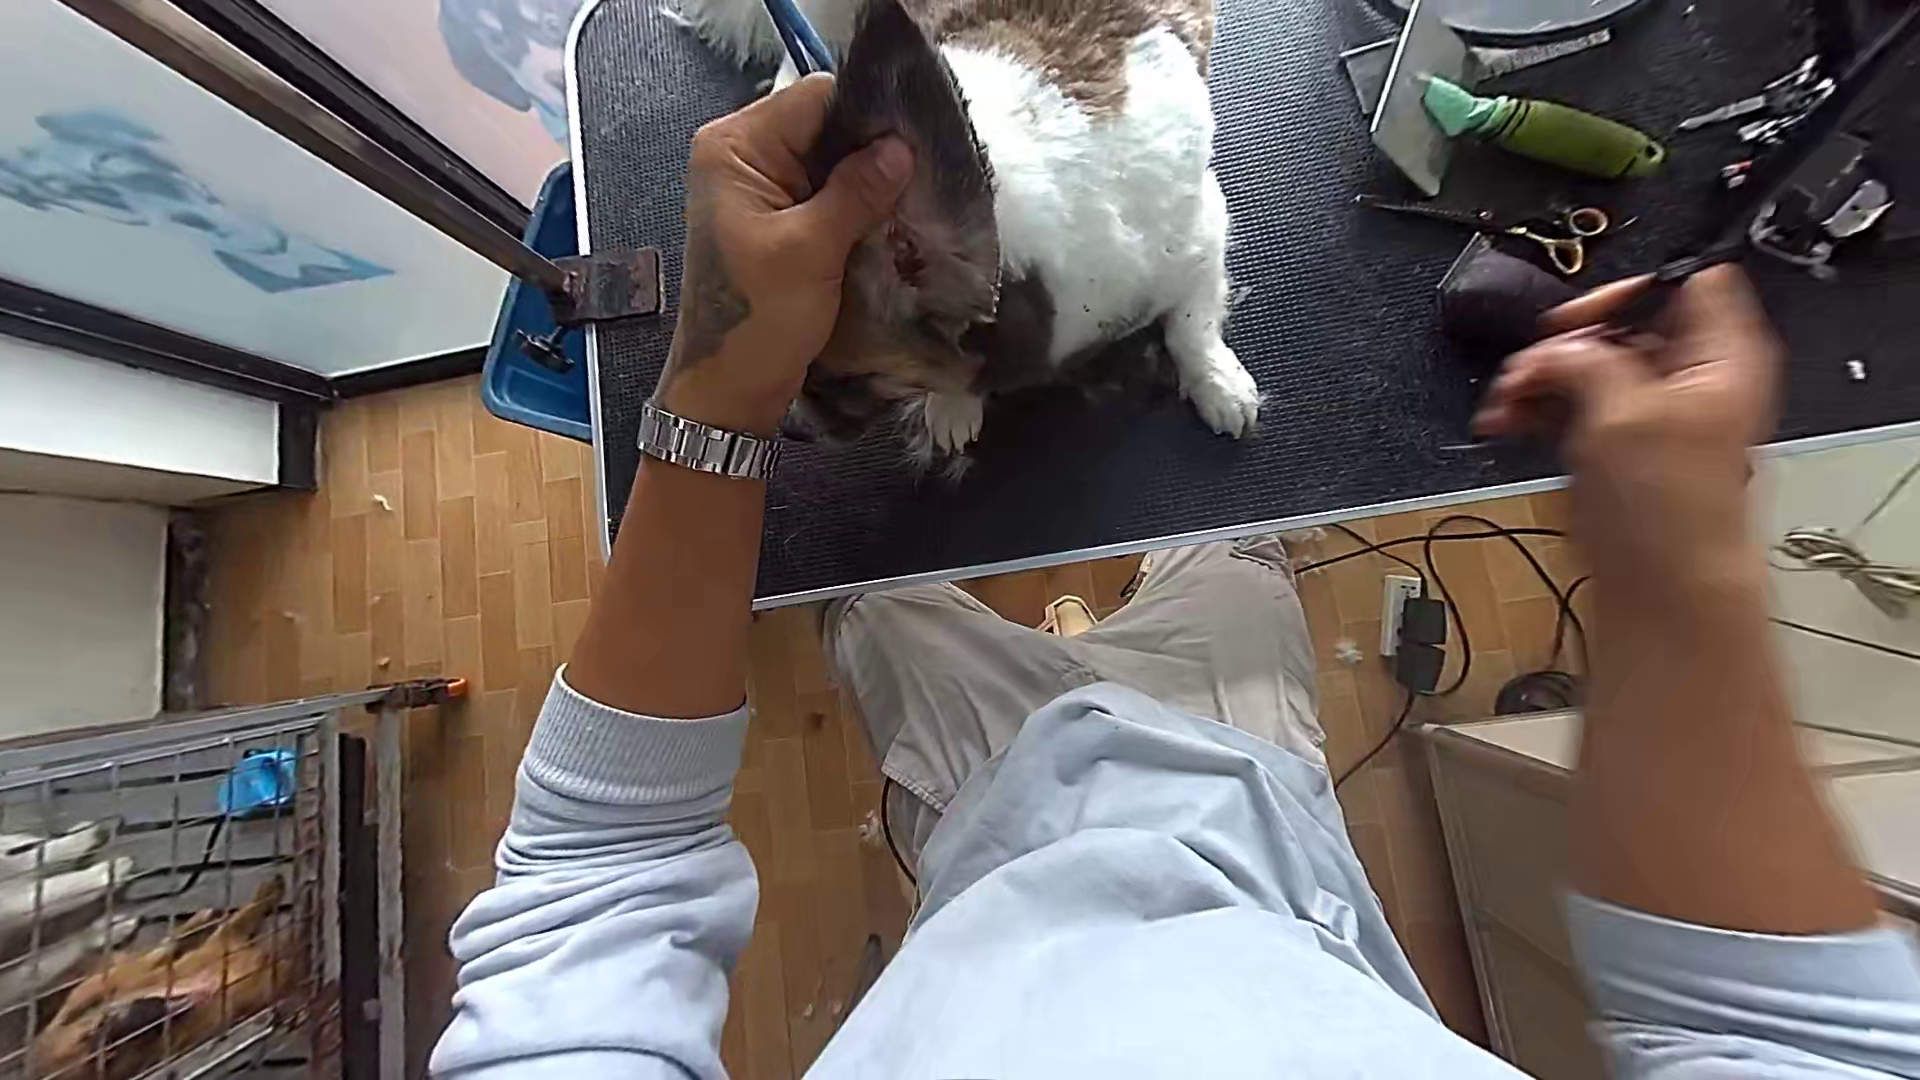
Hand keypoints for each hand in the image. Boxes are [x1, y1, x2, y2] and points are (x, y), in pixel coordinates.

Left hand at [656, 74, 913, 435]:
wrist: (734, 385)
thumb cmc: (759, 317)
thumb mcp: (809, 250)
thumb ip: (855, 194)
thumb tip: (902, 150)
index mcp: (737, 148)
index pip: (815, 102)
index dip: (867, 118)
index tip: (917, 147)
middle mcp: (749, 163)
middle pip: (826, 137)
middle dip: (874, 160)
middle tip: (924, 183)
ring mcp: (767, 201)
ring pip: (834, 176)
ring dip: (872, 195)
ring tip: (915, 209)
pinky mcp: (785, 234)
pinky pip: (830, 211)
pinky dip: (860, 221)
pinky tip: (893, 231)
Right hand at [1473, 267, 1783, 594]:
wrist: (1648, 561)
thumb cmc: (1665, 498)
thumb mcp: (1628, 414)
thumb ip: (1590, 365)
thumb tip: (1556, 346)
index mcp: (1713, 358)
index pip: (1680, 289)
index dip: (1621, 297)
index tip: (1568, 322)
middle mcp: (1673, 377)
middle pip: (1607, 334)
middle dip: (1553, 351)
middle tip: (1522, 376)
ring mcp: (1630, 407)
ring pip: (1570, 371)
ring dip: (1527, 383)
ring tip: (1502, 406)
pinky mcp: (1594, 435)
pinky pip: (1552, 404)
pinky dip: (1521, 408)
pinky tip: (1499, 420)